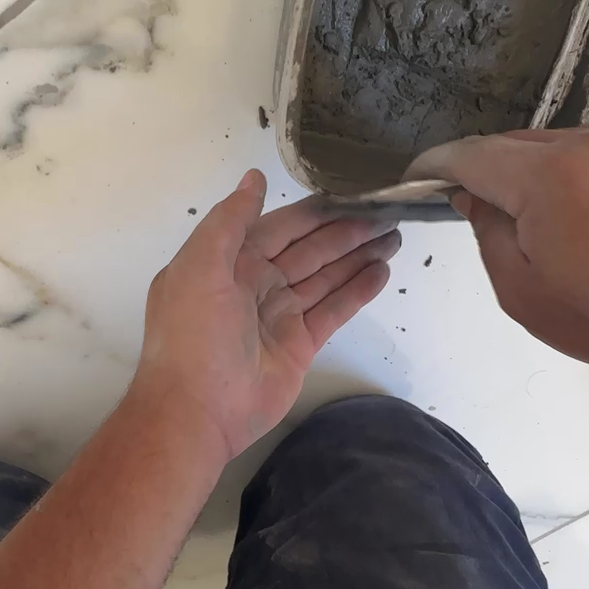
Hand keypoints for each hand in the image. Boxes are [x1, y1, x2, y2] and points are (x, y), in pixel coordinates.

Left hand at [131, 169, 400, 459]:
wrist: (196, 409)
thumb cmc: (193, 334)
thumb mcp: (200, 266)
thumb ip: (229, 220)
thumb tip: (254, 178)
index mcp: (228, 262)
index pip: (279, 228)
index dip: (315, 212)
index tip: (351, 193)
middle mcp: (255, 285)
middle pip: (308, 250)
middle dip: (345, 231)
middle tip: (388, 213)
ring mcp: (279, 316)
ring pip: (325, 277)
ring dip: (358, 256)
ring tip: (396, 236)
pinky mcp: (299, 345)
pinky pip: (333, 310)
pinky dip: (357, 291)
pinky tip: (382, 271)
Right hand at [406, 126, 588, 391]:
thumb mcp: (520, 290)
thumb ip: (486, 231)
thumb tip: (471, 194)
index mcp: (549, 178)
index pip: (471, 155)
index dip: (436, 164)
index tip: (416, 177)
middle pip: (513, 144)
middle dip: (485, 170)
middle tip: (475, 208)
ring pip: (557, 143)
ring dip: (532, 170)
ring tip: (537, 215)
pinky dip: (576, 170)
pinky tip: (585, 209)